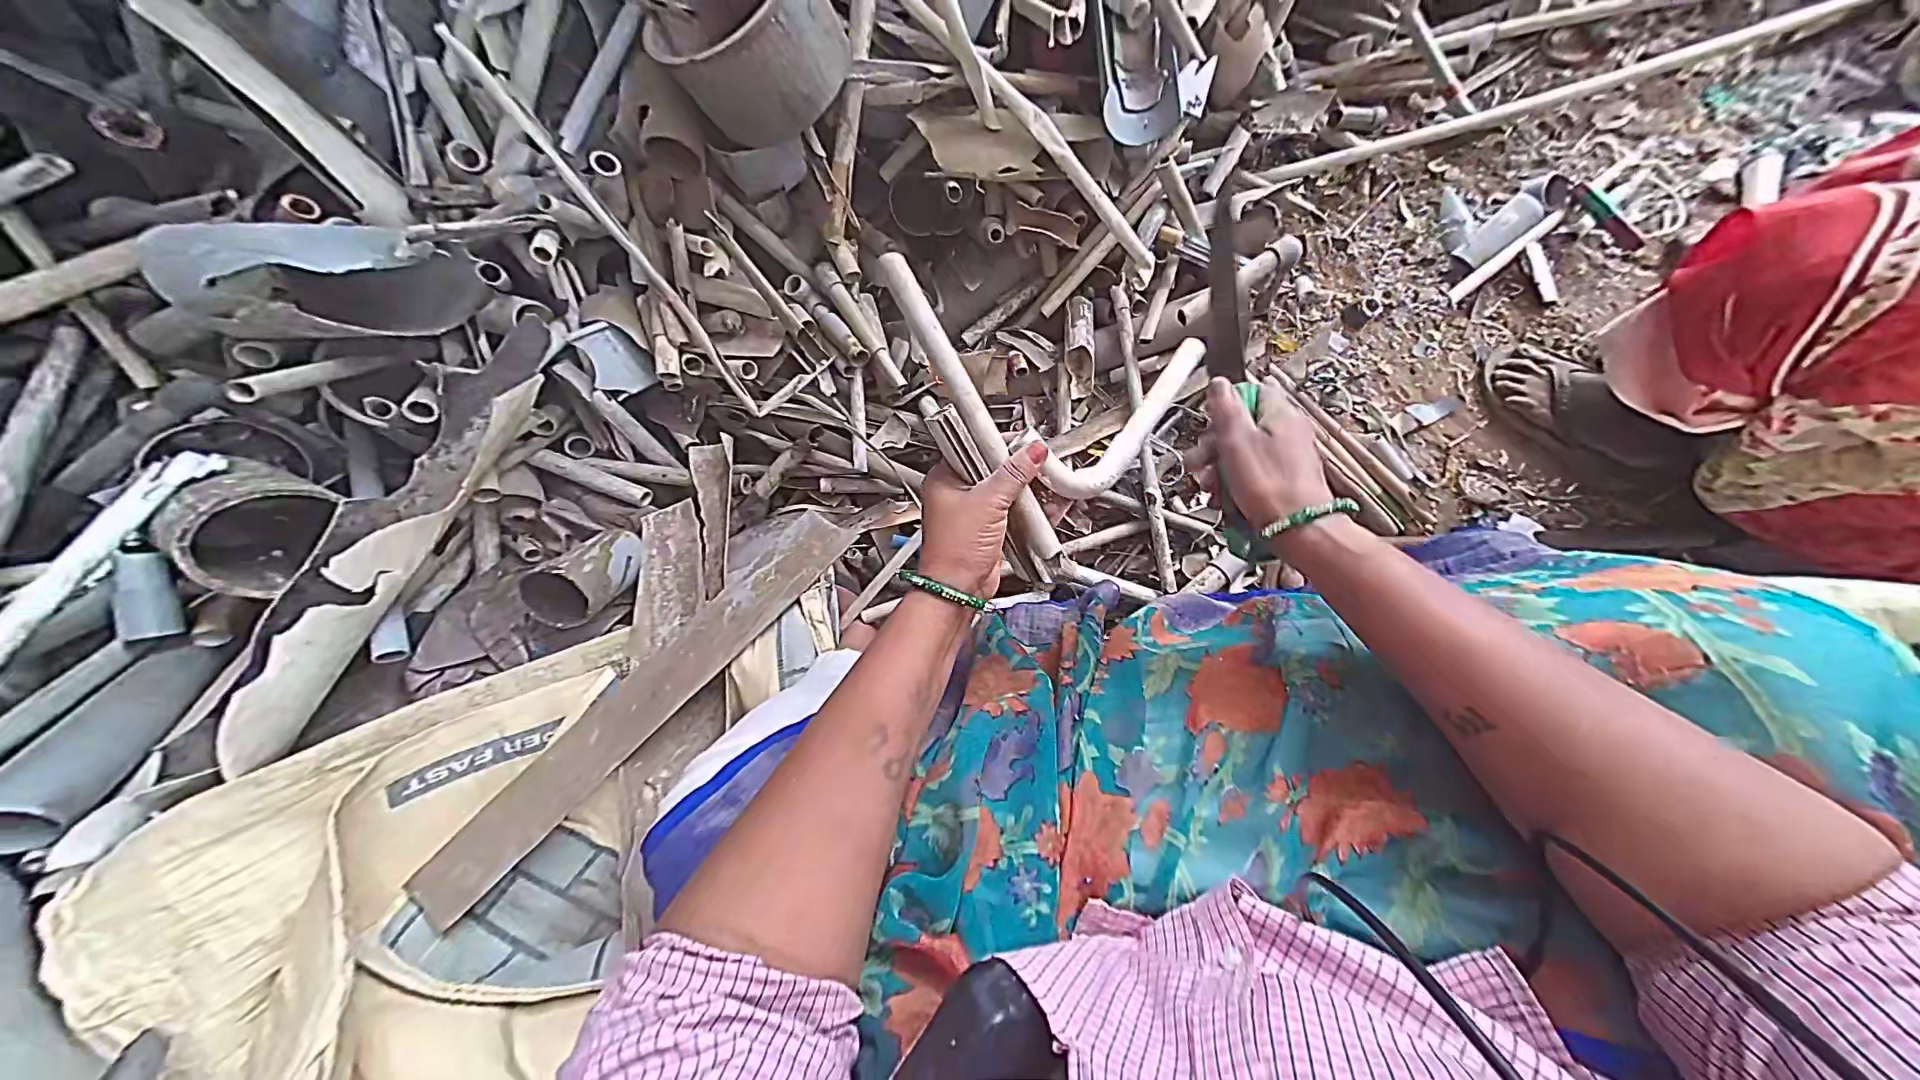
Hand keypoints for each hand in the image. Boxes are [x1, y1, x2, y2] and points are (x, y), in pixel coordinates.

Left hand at [917, 441, 1048, 598]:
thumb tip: (1032, 452)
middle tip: (1040, 465)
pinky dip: (1030, 509)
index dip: (1001, 445)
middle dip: (1022, 469)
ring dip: (1028, 490)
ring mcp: (975, 511)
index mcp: (945, 478)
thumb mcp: (988, 503)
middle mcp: (958, 492)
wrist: (959, 590)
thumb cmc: (955, 552)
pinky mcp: (989, 528)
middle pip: (995, 468)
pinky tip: (1046, 505)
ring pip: (1007, 491)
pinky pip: (1013, 511)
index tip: (1024, 444)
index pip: (976, 447)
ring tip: (1047, 484)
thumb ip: (1013, 475)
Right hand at [1188, 376, 1333, 530]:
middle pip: (1239, 427)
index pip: (1246, 393)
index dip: (1222, 411)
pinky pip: (1250, 474)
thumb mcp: (1236, 440)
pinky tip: (1225, 498)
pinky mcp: (1281, 480)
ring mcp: (1285, 457)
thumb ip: (1226, 408)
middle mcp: (1286, 432)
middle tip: (1202, 463)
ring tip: (1212, 485)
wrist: (1296, 529)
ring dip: (1219, 469)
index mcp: (1279, 413)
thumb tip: (1220, 383)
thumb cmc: (1271, 488)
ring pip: (1241, 453)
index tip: (1211, 430)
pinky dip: (1234, 484)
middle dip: (1214, 447)